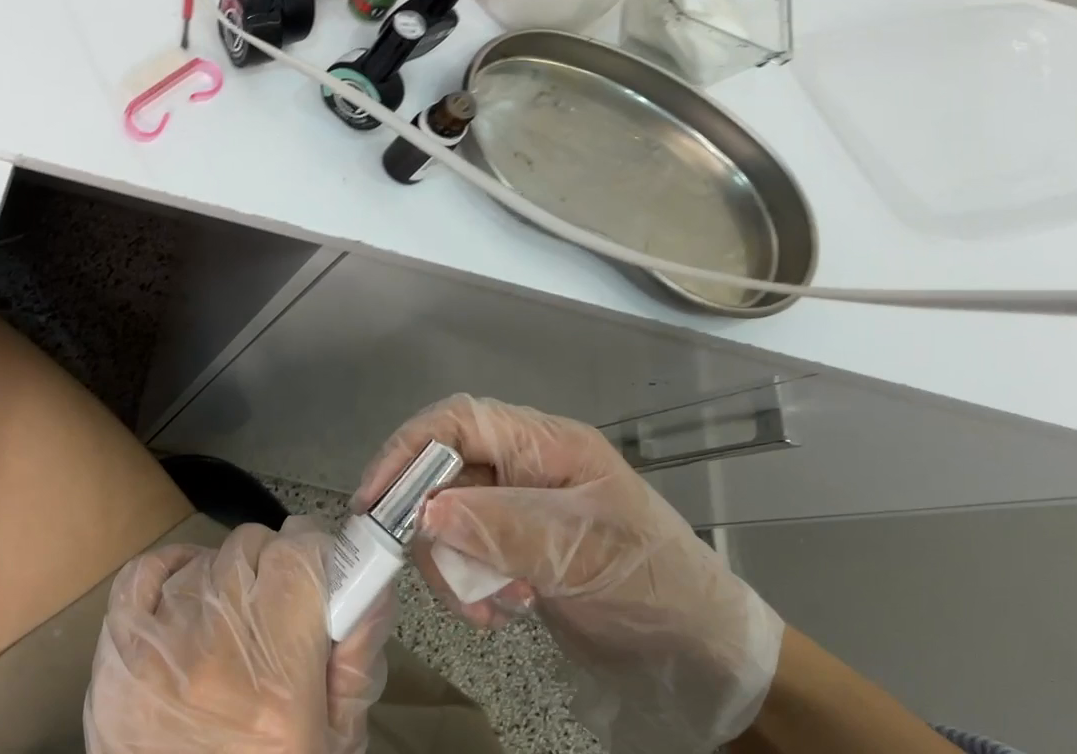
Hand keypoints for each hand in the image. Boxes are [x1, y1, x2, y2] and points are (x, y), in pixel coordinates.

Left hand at [84, 517, 392, 753]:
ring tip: (234, 622)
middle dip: (274, 566)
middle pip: (250, 549)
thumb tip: (371, 582)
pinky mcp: (116, 650)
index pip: (298, 559)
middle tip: (280, 603)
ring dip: (228, 577)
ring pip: (206, 559)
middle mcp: (215, 657)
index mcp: (278, 685)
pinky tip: (191, 592)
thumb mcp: (334, 740)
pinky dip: (173, 570)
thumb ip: (357, 657)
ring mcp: (157, 649)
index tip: (320, 564)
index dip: (316, 551)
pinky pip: (147, 571)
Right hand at [356, 396, 784, 752]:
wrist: (701, 654)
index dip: (408, 452)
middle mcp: (522, 465)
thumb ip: (498, 527)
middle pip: (441, 473)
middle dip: (432, 527)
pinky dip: (468, 585)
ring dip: (454, 566)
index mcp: (543, 444)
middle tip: (440, 575)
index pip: (455, 423)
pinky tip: (498, 611)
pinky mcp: (512, 545)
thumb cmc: (651, 583)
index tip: (374, 501)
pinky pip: (463, 552)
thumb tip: (421, 513)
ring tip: (489, 606)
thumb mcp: (579, 551)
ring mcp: (515, 507)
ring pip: (444, 518)